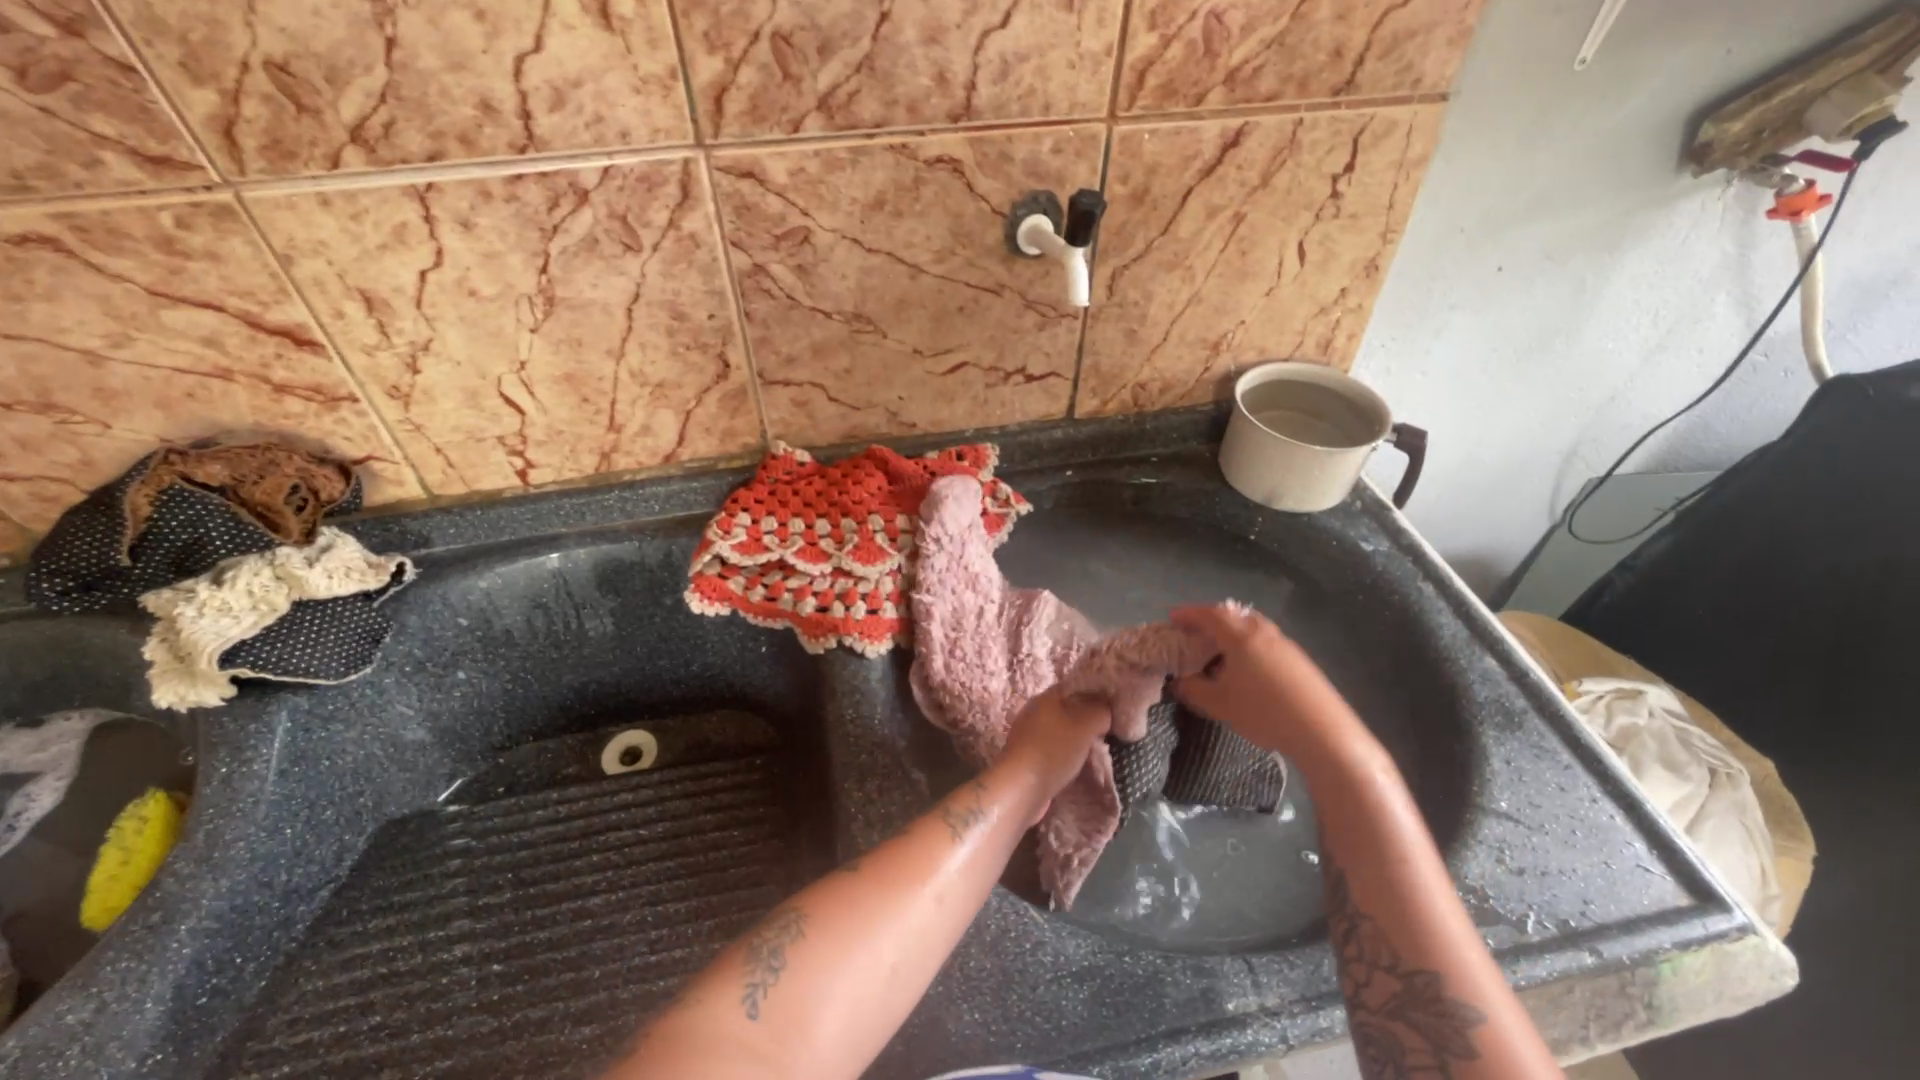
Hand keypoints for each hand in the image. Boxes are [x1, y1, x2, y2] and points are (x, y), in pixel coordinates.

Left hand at [1000, 688, 1111, 807]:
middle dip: (1088, 720)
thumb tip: (1106, 711)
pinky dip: (1067, 757)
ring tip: (1099, 751)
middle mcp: (1034, 713)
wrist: (1021, 789)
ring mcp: (1028, 737)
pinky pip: (1054, 751)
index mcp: (1045, 697)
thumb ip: (1100, 711)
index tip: (1114, 708)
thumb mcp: (1086, 724)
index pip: (1074, 687)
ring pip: (1061, 732)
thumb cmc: (1054, 750)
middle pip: (1068, 711)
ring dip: (1078, 741)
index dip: (1096, 694)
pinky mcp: (1028, 759)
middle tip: (1110, 731)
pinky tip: (1079, 766)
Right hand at [1170, 604, 1369, 760]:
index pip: (1210, 615)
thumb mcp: (1219, 704)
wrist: (1322, 731)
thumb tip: (1178, 682)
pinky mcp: (1300, 661)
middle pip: (1235, 615)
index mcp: (1241, 637)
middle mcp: (1264, 633)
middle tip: (1196, 632)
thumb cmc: (1263, 712)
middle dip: (1212, 619)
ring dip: (1233, 632)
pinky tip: (1248, 669)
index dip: (1189, 614)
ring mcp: (1286, 645)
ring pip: (1253, 627)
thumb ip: (1193, 690)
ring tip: (1220, 651)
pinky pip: (1267, 641)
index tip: (1173, 618)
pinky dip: (1249, 645)